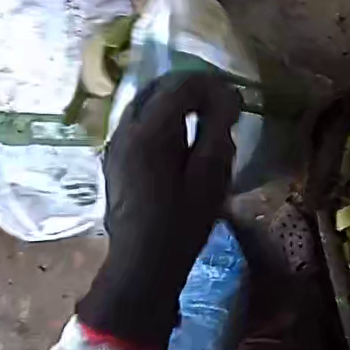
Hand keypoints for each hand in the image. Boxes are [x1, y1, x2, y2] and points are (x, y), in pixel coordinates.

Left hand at [76, 71, 243, 349]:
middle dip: (191, 87)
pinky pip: (138, 122)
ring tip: (204, 116)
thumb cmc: (181, 224)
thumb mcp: (210, 177)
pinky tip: (180, 136)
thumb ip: (217, 130)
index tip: (235, 98)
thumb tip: (227, 98)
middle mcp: (124, 130)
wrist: (141, 264)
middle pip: (158, 88)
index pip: (180, 86)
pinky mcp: (114, 157)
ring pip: (145, 103)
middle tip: (222, 102)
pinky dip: (161, 117)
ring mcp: (115, 143)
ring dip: (175, 100)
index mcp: (148, 133)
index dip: (211, 85)